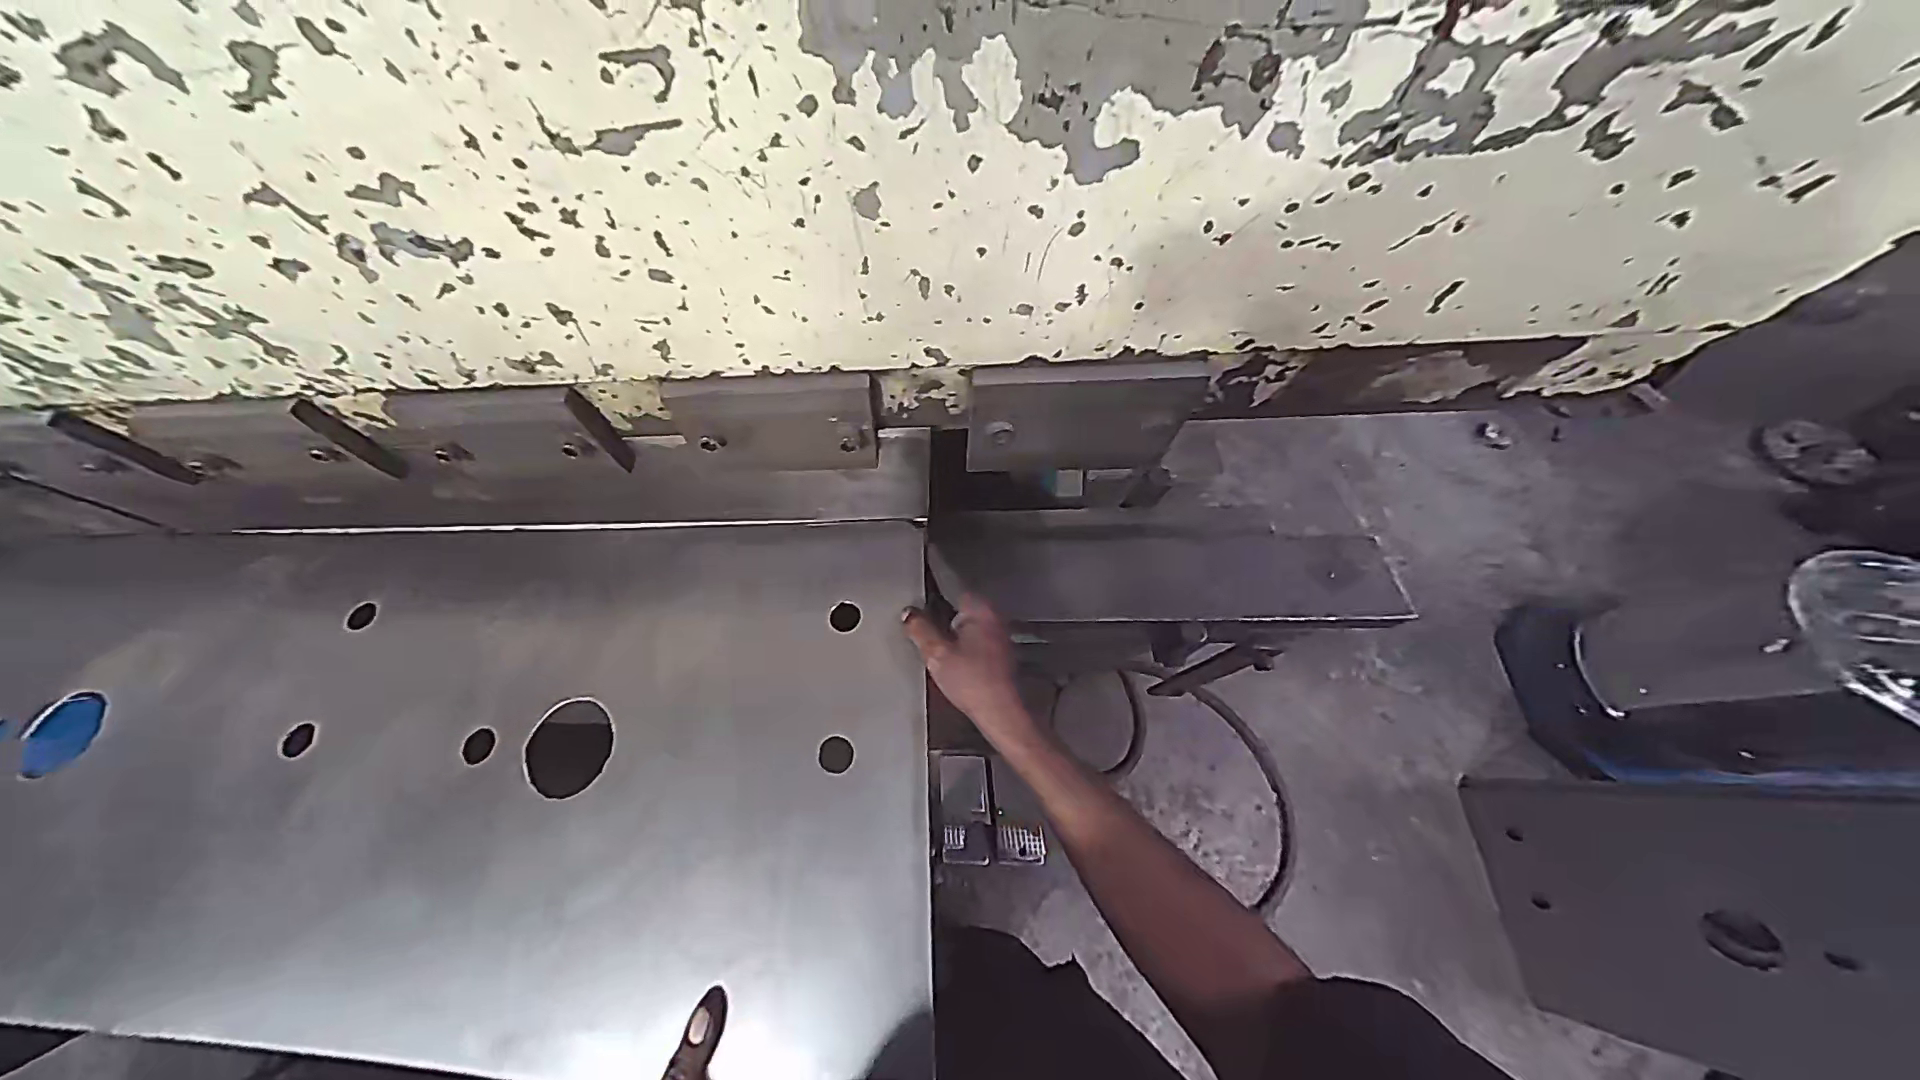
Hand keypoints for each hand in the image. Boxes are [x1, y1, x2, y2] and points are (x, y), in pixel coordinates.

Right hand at [902, 594, 1037, 747]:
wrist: (999, 712)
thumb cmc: (973, 682)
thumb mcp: (936, 653)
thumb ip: (920, 629)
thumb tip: (909, 614)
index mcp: (981, 610)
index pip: (953, 588)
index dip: (933, 593)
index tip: (920, 601)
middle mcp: (994, 617)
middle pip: (960, 607)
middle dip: (942, 616)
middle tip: (925, 630)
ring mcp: (999, 635)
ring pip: (968, 625)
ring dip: (952, 632)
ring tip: (939, 649)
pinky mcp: (1000, 652)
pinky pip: (975, 640)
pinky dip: (963, 645)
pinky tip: (954, 661)